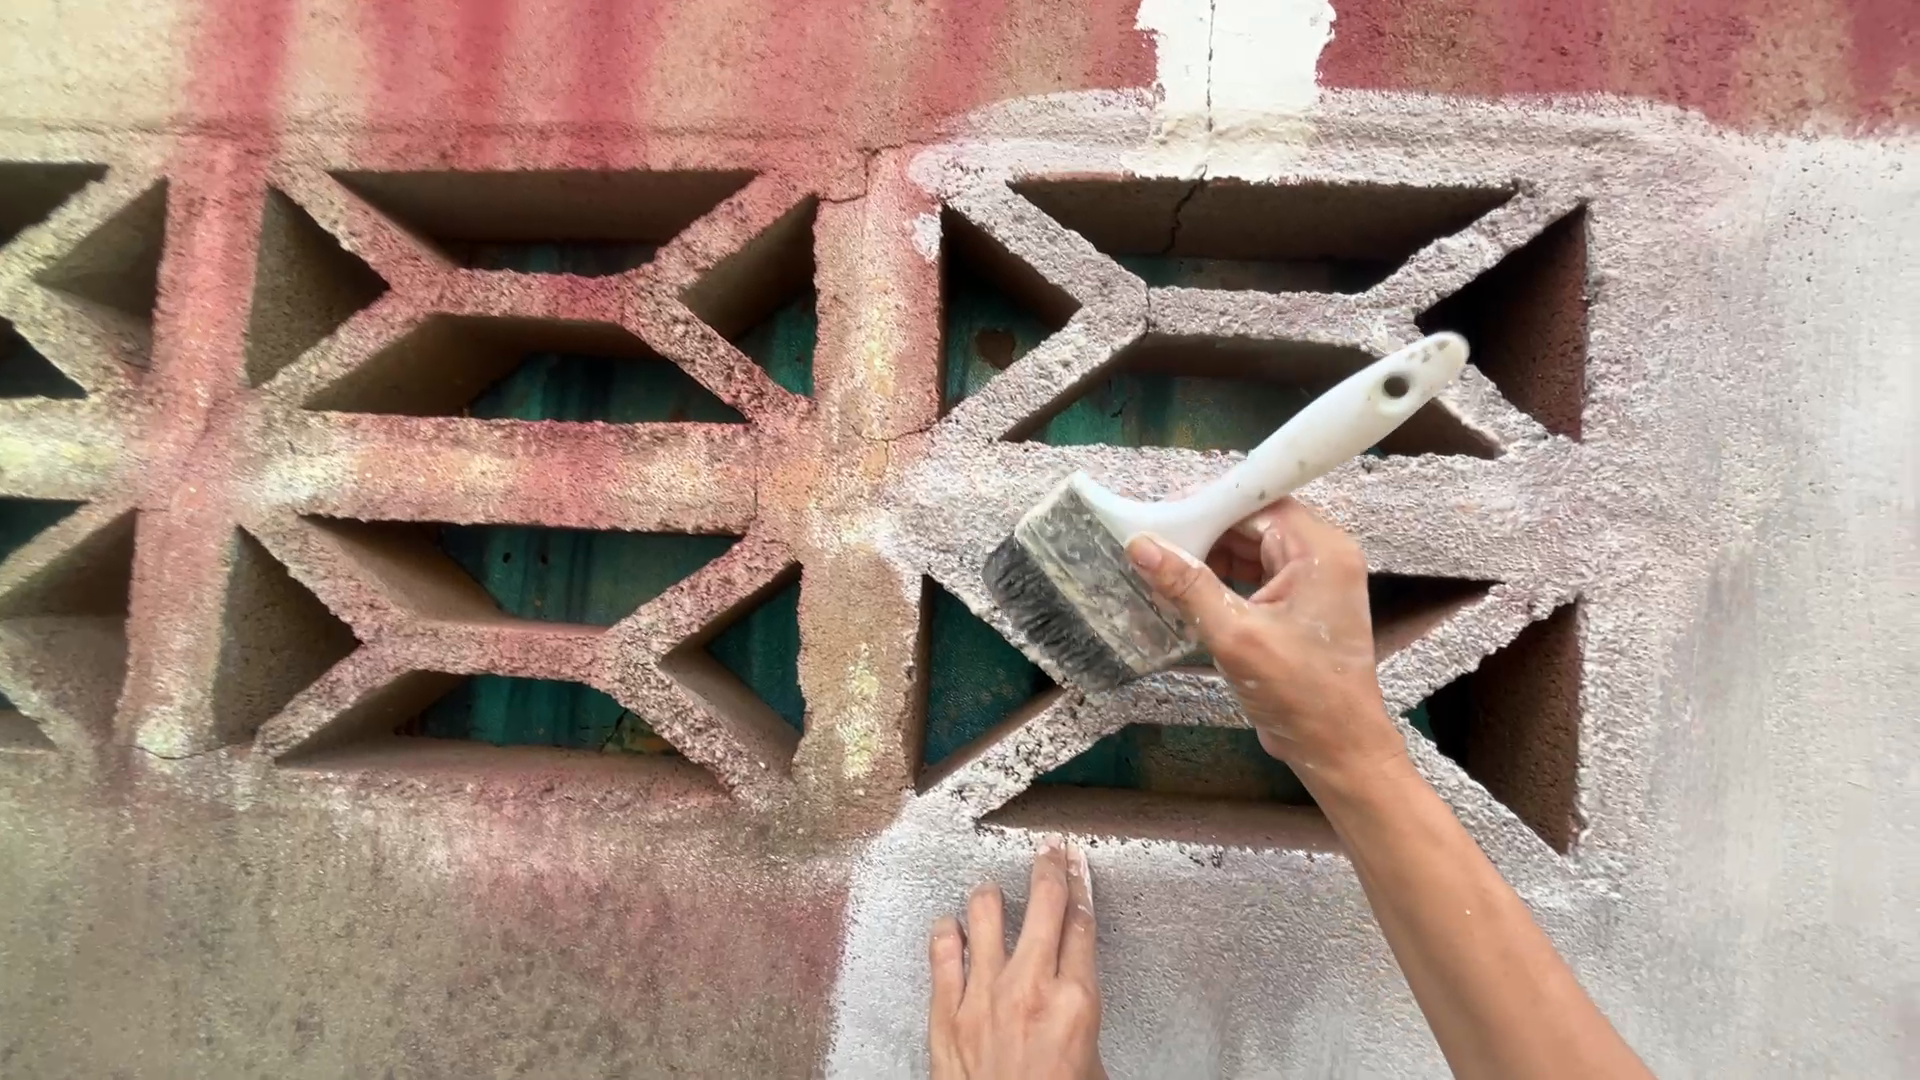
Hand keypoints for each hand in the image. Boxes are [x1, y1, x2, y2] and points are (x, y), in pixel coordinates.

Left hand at [928, 839, 1105, 1079]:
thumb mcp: (1092, 1066)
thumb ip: (1080, 1016)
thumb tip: (1070, 990)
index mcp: (1075, 1002)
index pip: (1081, 923)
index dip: (1081, 887)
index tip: (1077, 866)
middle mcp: (1030, 987)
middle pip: (1043, 903)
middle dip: (1049, 868)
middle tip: (1049, 853)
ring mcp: (983, 993)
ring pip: (985, 912)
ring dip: (992, 897)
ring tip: (992, 893)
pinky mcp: (946, 1011)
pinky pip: (941, 951)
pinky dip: (946, 933)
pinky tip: (949, 926)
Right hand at [1124, 497, 1404, 783]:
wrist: (1337, 750)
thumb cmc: (1297, 692)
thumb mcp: (1234, 635)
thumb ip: (1186, 585)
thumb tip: (1139, 544)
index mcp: (1319, 550)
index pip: (1257, 503)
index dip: (1207, 505)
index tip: (1160, 515)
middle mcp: (1321, 555)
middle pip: (1251, 523)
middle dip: (1202, 533)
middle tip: (1152, 542)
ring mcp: (1311, 579)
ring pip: (1249, 548)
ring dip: (1207, 557)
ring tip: (1161, 565)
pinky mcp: (1298, 603)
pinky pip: (1253, 573)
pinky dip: (1220, 578)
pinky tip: (1184, 590)